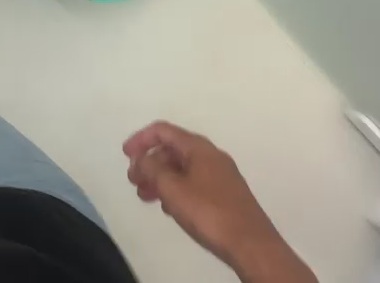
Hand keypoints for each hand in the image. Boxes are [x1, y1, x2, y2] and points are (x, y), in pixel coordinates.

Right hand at [122, 122, 310, 282]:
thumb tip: (141, 159)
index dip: (140, 139)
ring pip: (183, 168)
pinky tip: (170, 208)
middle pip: (172, 149)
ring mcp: (222, 177)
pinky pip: (194, 183)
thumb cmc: (210, 213)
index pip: (163, 130)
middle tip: (134, 180)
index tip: (126, 156)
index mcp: (199, 148)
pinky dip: (177, 189)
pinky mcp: (227, 196)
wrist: (254, 248)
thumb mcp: (172, 188)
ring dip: (161, 178)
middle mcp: (212, 156)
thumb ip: (151, 168)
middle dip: (150, 162)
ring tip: (147, 197)